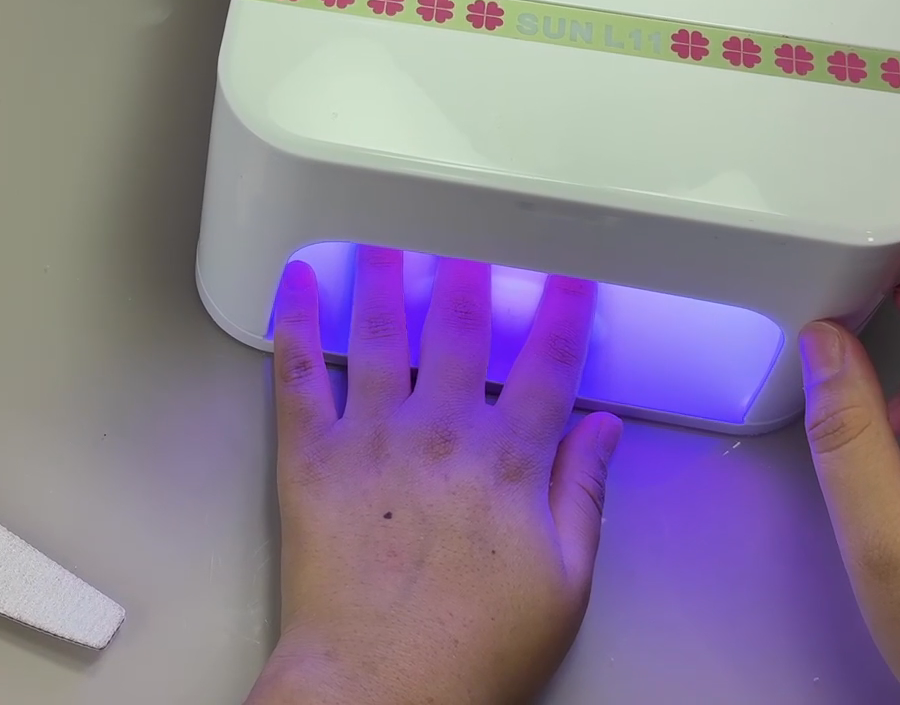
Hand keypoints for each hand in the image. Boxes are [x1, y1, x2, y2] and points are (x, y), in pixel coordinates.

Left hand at [246, 249, 622, 704]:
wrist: (379, 684)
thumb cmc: (479, 643)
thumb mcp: (563, 582)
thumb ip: (582, 493)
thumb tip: (604, 425)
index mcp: (505, 459)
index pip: (546, 369)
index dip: (562, 317)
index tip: (568, 276)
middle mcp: (439, 429)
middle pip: (459, 332)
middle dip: (466, 278)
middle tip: (466, 238)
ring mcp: (370, 433)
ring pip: (380, 333)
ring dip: (383, 278)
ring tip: (383, 239)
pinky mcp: (311, 449)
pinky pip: (299, 371)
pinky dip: (295, 320)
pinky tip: (296, 280)